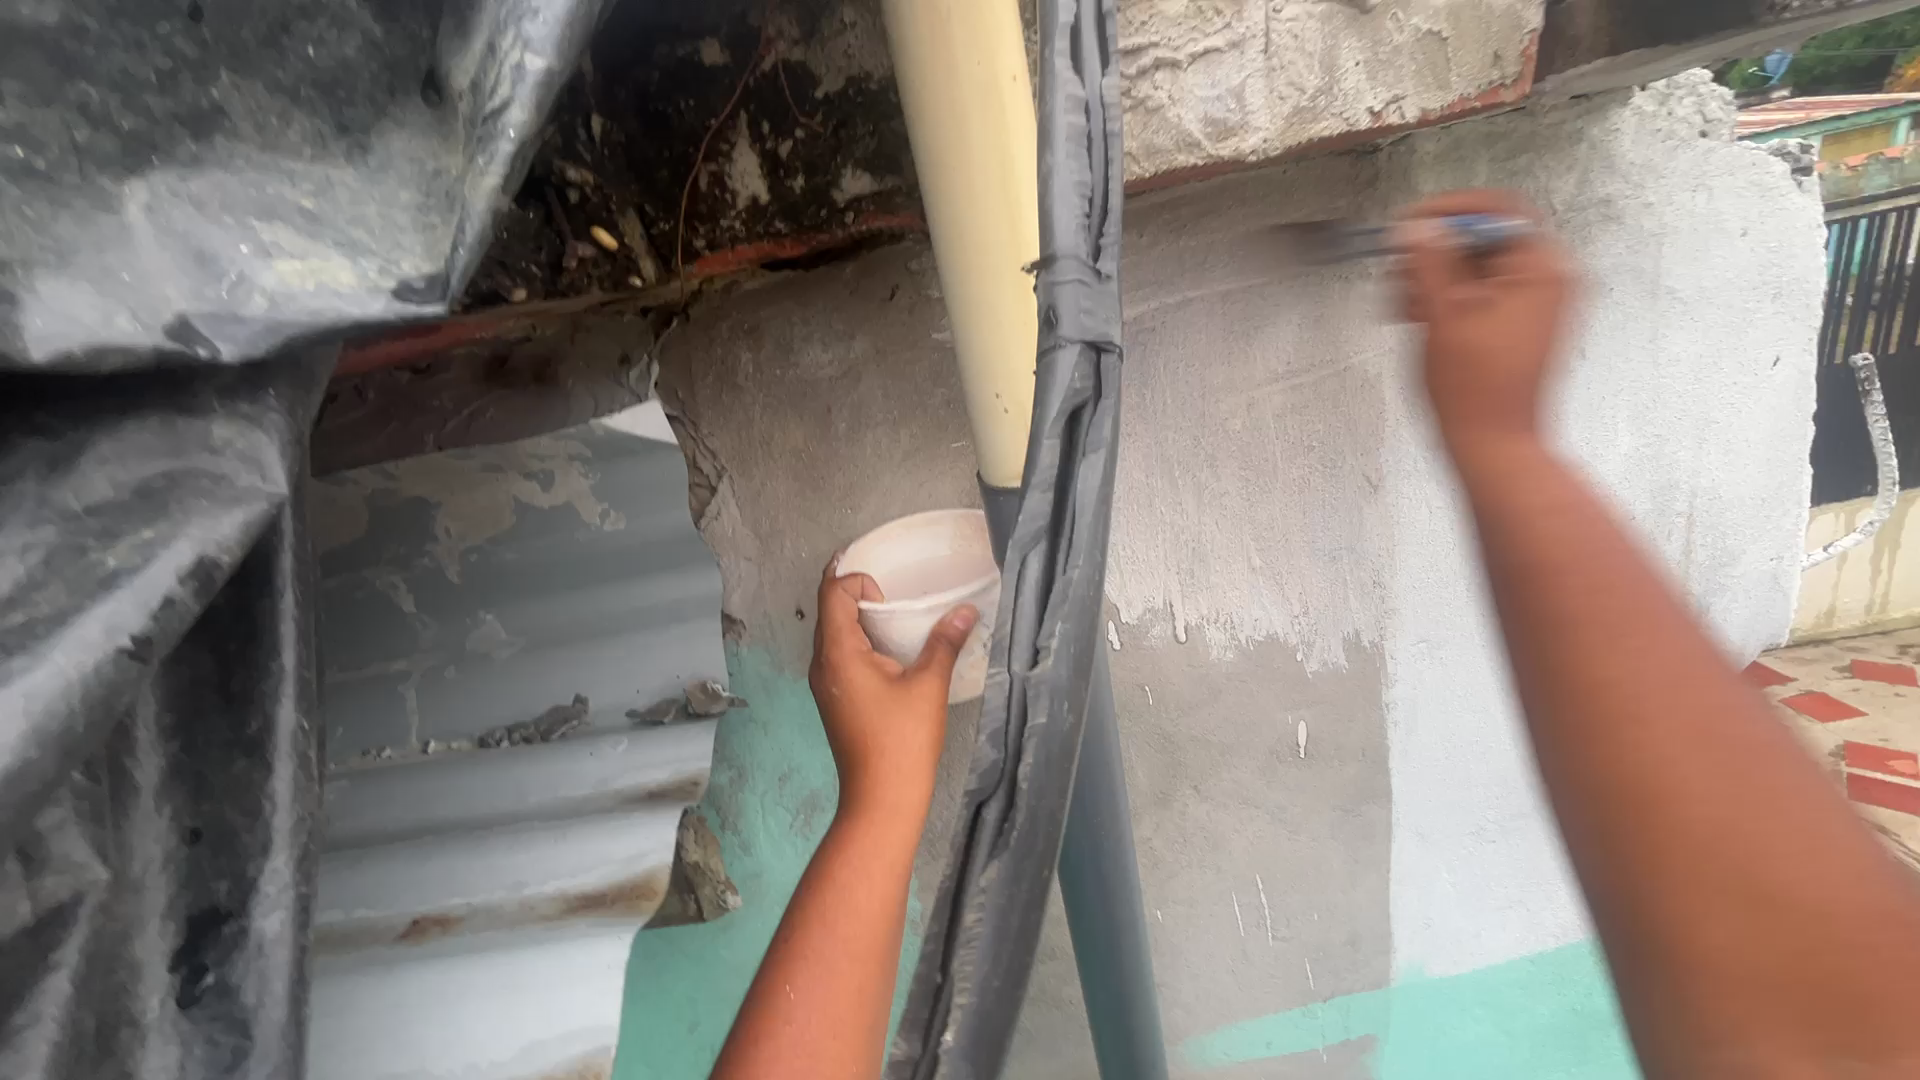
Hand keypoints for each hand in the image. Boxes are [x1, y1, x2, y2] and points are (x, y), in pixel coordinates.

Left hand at [808, 557, 976, 821]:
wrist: (881, 799)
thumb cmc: (902, 740)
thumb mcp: (928, 685)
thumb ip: (945, 642)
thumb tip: (965, 609)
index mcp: (837, 653)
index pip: (831, 593)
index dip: (855, 578)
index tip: (889, 594)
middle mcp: (822, 664)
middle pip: (829, 611)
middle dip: (857, 594)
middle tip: (895, 594)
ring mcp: (825, 684)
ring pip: (834, 635)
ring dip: (860, 620)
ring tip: (897, 620)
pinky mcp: (835, 700)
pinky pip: (840, 656)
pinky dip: (860, 643)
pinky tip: (891, 654)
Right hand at [1395, 190, 1573, 455]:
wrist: (1490, 440)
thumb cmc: (1474, 387)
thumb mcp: (1444, 314)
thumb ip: (1430, 263)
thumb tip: (1417, 226)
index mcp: (1542, 269)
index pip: (1496, 212)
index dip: (1446, 213)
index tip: (1406, 226)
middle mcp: (1545, 280)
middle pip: (1483, 239)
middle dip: (1433, 253)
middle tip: (1400, 276)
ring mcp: (1531, 304)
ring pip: (1474, 269)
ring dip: (1433, 279)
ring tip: (1406, 307)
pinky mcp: (1513, 325)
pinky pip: (1476, 295)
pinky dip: (1444, 299)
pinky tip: (1420, 320)